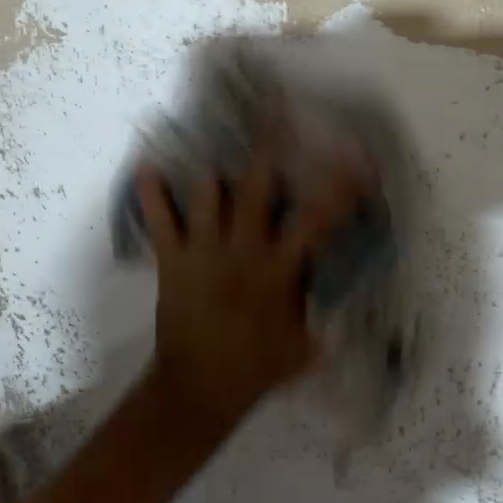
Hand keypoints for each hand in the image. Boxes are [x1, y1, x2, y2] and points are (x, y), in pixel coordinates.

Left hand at [133, 136, 365, 424]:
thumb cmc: (258, 369)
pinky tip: (146, 166)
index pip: (318, 220)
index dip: (340, 188)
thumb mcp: (306, 346)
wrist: (198, 391)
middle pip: (257, 189)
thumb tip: (350, 302)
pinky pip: (160, 222)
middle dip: (268, 149)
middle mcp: (244, 250)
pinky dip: (152, 195)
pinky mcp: (174, 261)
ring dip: (212, 165)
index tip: (356, 158)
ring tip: (212, 129)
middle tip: (274, 111)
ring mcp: (205, 252)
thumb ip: (327, 316)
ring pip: (209, 195)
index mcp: (281, 270)